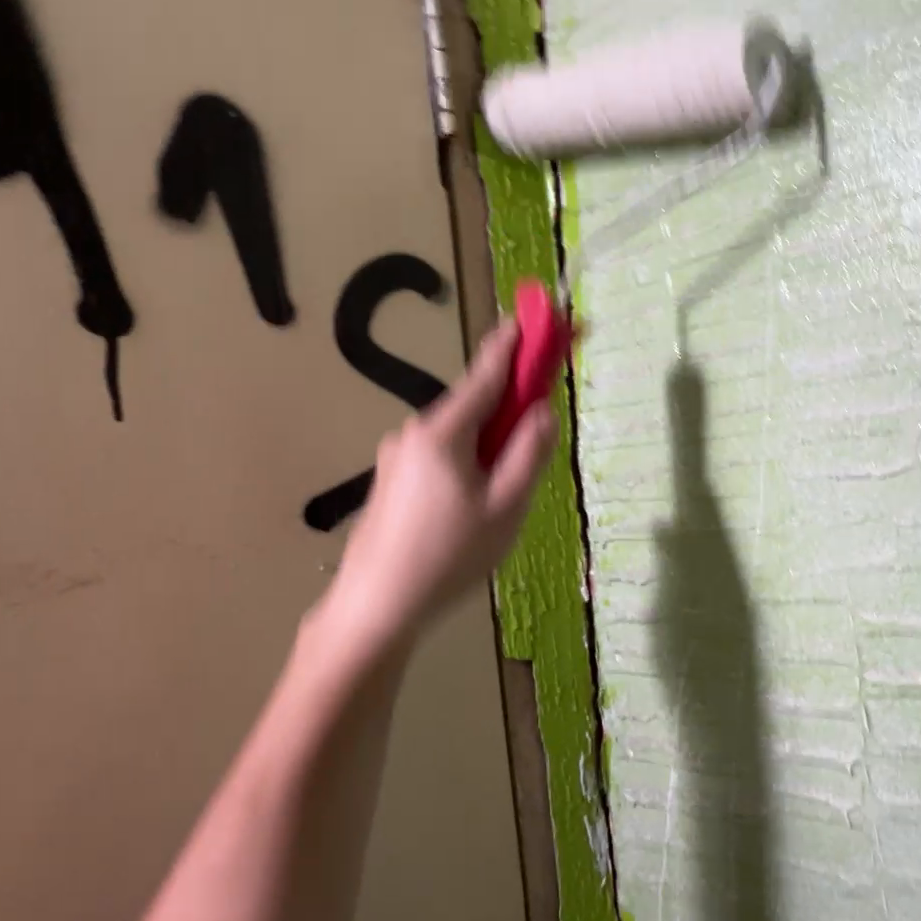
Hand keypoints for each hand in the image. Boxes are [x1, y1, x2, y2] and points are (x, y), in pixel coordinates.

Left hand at [323, 319, 557, 644]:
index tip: (532, 315)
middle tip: (541, 428)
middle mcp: (415, 435)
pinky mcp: (395, 484)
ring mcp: (399, 459)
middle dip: (511, 408)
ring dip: (493, 446)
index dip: (513, 346)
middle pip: (475, 408)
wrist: (378, 604)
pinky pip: (446, 458)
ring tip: (510, 495)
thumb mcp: (507, 505)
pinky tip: (481, 505)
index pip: (486, 376)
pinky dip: (473, 463)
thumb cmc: (451, 553)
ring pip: (462, 438)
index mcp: (444, 434)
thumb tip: (543, 410)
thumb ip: (529, 453)